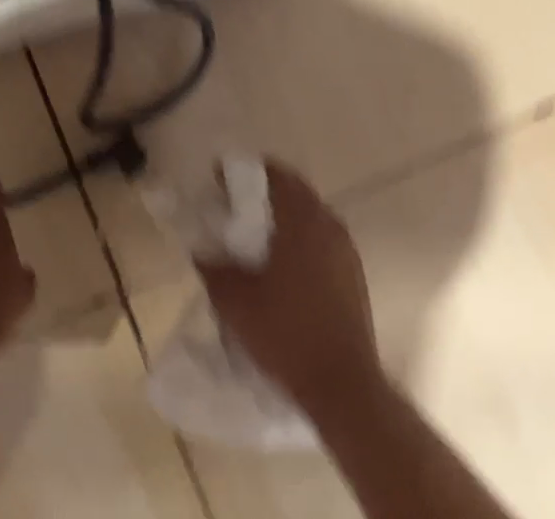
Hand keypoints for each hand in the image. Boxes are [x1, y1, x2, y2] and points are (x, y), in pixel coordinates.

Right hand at [196, 161, 386, 415]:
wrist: (340, 382)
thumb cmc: (284, 333)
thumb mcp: (234, 301)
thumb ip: (213, 267)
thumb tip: (200, 249)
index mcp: (301, 222)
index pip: (275, 176)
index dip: (245, 172)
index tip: (219, 179)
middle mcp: (329, 226)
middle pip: (296, 192)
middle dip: (264, 192)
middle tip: (232, 205)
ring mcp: (346, 250)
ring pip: (312, 217)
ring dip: (284, 216)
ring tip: (254, 235)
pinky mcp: (354, 274)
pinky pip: (323, 240)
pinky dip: (301, 239)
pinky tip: (281, 265)